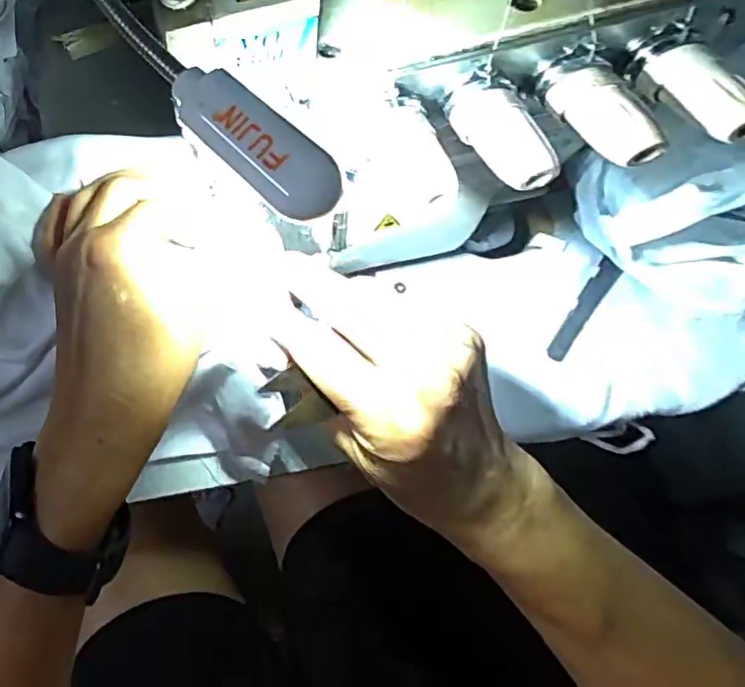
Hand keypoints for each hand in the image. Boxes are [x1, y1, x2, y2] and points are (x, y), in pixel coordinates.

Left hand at [31, 171, 210, 549]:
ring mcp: (62, 255)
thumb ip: (216, 272)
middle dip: (156, 182)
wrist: (102, 414)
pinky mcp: (54, 272)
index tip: (215, 217)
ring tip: (150, 190)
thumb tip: (244, 248)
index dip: (191, 208)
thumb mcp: (197, 315)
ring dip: (118, 185)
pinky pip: (53, 222)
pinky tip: (91, 204)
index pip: (158, 204)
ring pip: (84, 195)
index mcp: (117, 246)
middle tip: (188, 195)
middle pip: (118, 186)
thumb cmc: (151, 368)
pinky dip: (73, 204)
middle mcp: (83, 241)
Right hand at [270, 255, 547, 560]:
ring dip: (342, 287)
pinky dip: (376, 300)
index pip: (320, 350)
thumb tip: (285, 347)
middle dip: (310, 281)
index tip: (260, 300)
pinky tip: (363, 307)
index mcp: (388, 412)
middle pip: (350, 307)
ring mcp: (446, 343)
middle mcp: (421, 370)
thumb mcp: (350, 447)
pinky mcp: (461, 329)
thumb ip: (318, 393)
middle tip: (284, 263)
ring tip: (315, 279)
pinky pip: (403, 301)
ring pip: (377, 296)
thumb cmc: (410, 478)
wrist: (483, 481)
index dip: (286, 322)